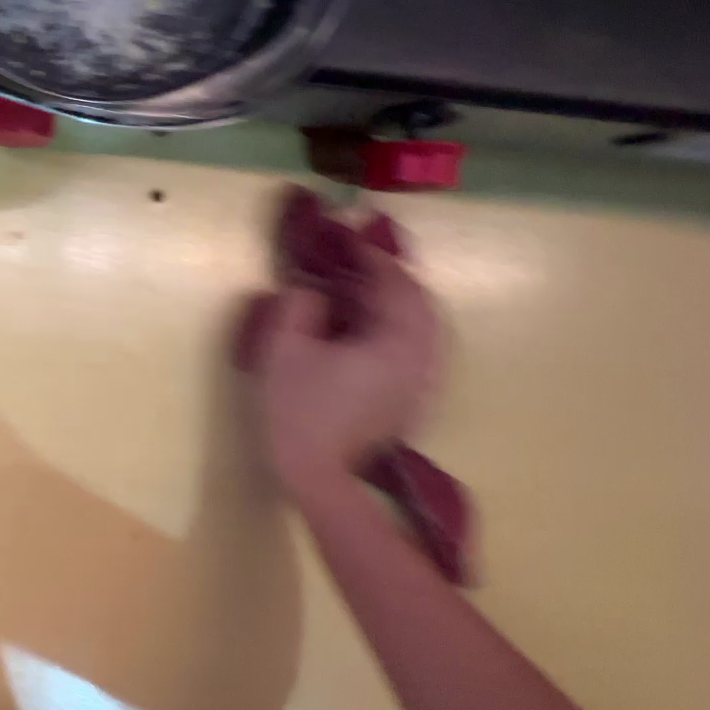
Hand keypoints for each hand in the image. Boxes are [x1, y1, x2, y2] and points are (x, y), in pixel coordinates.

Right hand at [241, 241, 443, 498]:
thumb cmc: (298, 408)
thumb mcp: (285, 349)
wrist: (318, 472)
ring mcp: (420, 381)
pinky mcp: (410, 397)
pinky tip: (370, 326)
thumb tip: (312, 291)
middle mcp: (421, 358)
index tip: (348, 237)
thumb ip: (300, 308)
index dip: (373, 257)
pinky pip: (416, 346)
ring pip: (424, 327)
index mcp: (396, 342)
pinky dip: (398, 325)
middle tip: (358, 259)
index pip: (396, 286)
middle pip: (421, 304)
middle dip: (393, 277)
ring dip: (398, 301)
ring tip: (364, 288)